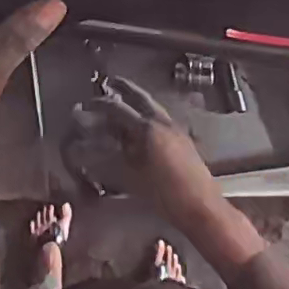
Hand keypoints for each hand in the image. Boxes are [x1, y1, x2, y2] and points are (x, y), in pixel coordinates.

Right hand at [84, 75, 266, 279]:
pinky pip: (162, 118)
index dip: (100, 105)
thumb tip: (88, 146)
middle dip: (125, 88)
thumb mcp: (130, 176)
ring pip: (153, 106)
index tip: (87, 103)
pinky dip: (149, 114)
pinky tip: (144, 124)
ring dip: (138, 100)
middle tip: (112, 82)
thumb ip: (109, 158)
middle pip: (141, 98)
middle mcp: (162, 122)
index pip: (118, 109)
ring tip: (126, 100)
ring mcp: (176, 129)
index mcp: (147, 128)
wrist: (201, 207)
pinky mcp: (184, 139)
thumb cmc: (164, 194)